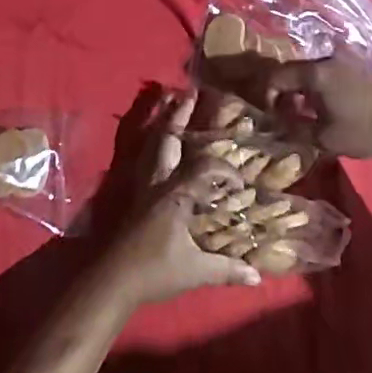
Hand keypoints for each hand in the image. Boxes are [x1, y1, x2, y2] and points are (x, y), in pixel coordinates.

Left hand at [96, 90, 261, 306]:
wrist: (114, 278)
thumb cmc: (155, 271)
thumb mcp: (195, 271)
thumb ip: (226, 269)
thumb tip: (258, 276)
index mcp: (175, 194)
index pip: (204, 168)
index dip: (224, 169)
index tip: (240, 181)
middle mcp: (157, 182)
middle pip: (167, 140)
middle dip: (179, 116)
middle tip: (190, 94)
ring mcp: (142, 185)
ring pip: (152, 144)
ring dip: (163, 124)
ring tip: (169, 103)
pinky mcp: (134, 193)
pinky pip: (144, 158)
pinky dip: (153, 143)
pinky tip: (157, 140)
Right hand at [254, 57, 371, 162]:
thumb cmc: (363, 131)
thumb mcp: (323, 138)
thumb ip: (294, 128)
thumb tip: (275, 124)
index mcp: (313, 73)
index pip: (276, 77)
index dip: (268, 96)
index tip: (272, 116)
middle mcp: (324, 59)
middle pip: (291, 70)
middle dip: (283, 92)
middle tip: (285, 116)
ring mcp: (341, 60)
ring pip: (308, 71)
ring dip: (300, 89)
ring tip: (304, 112)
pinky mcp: (354, 65)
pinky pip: (324, 72)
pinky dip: (316, 85)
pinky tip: (324, 105)